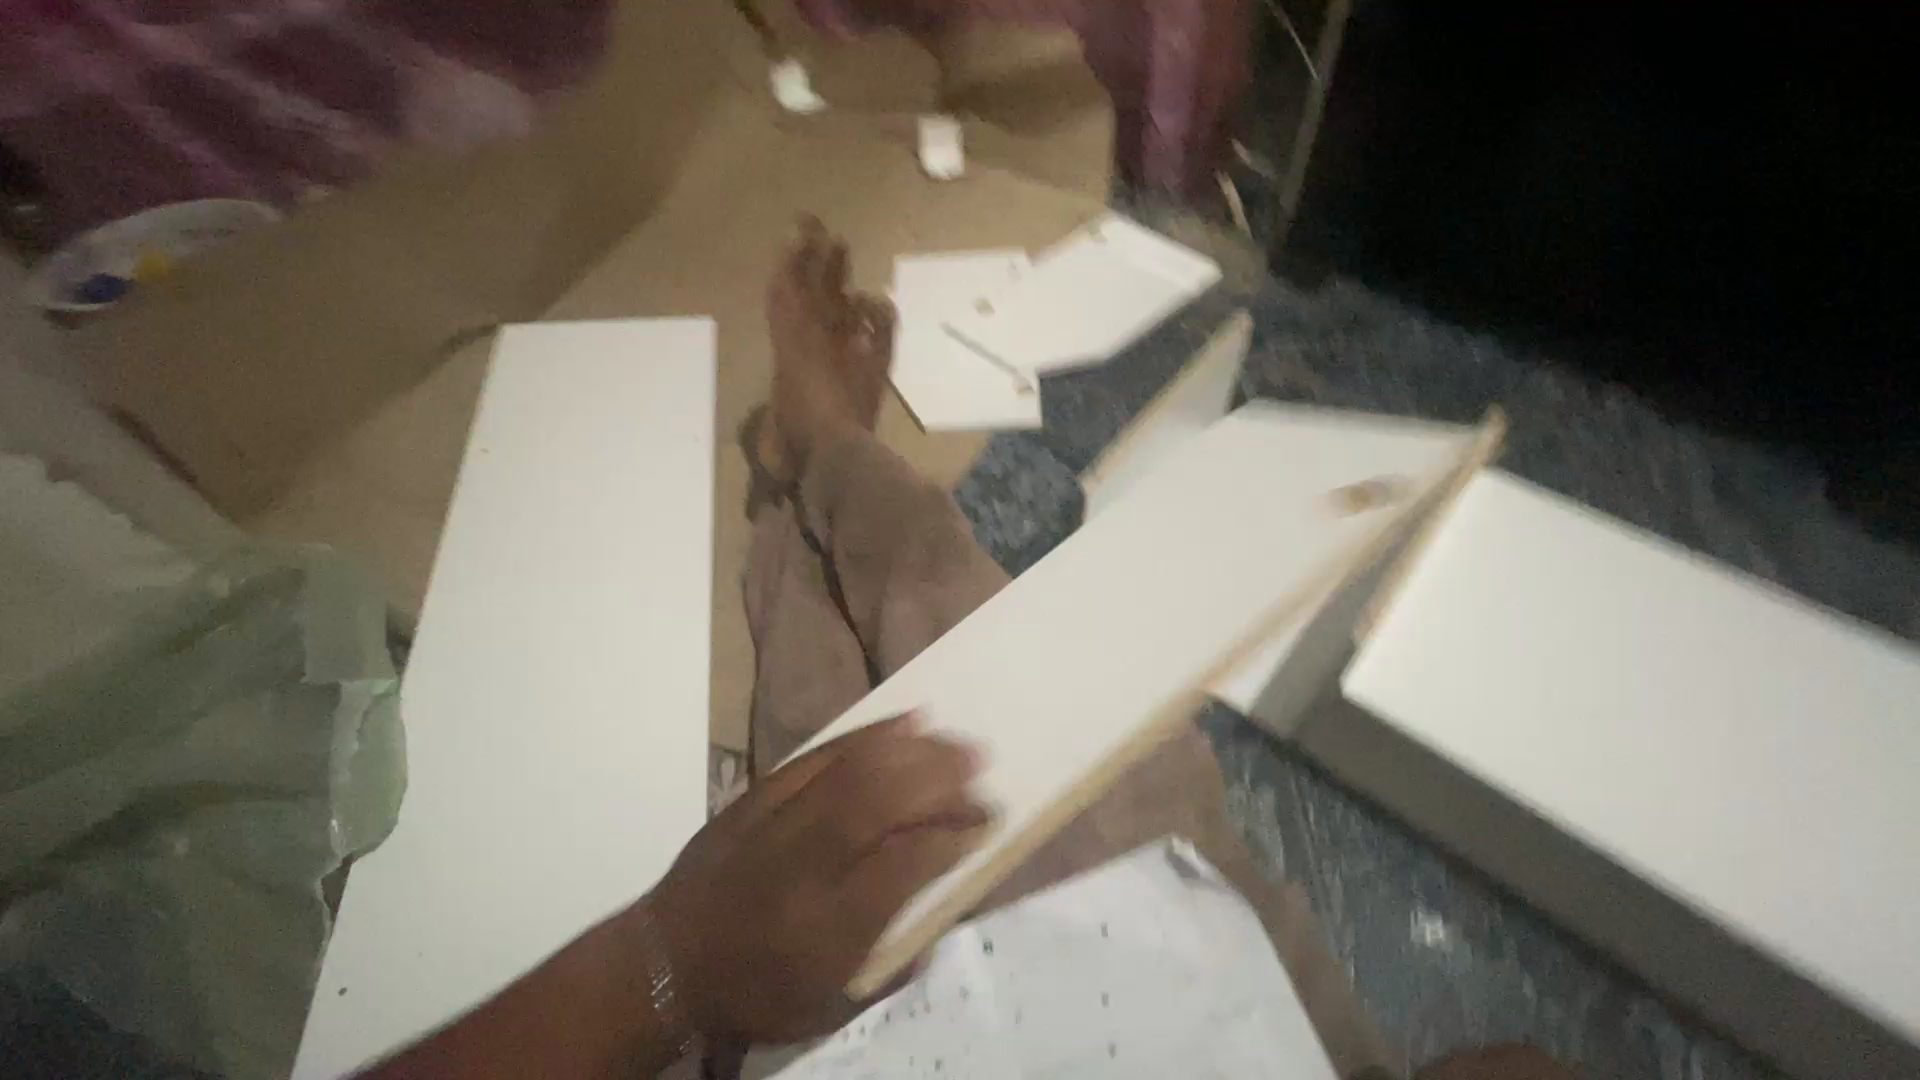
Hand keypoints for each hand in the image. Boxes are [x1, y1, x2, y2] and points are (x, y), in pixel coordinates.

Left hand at [642, 713, 990, 1043]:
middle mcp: (804, 865)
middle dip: (936, 778)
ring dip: (910, 750)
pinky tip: (905, 722)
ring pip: (851, 770)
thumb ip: (897, 956)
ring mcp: (776, 821)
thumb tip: (948, 899)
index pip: (902, 865)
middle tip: (979, 763)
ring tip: (952, 740)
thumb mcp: (833, 1001)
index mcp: (827, 925)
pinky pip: (819, 753)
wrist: (667, 959)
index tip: (987, 819)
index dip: (951, 835)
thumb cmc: (760, 987)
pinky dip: (867, 735)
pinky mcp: (760, 793)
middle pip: (877, 804)